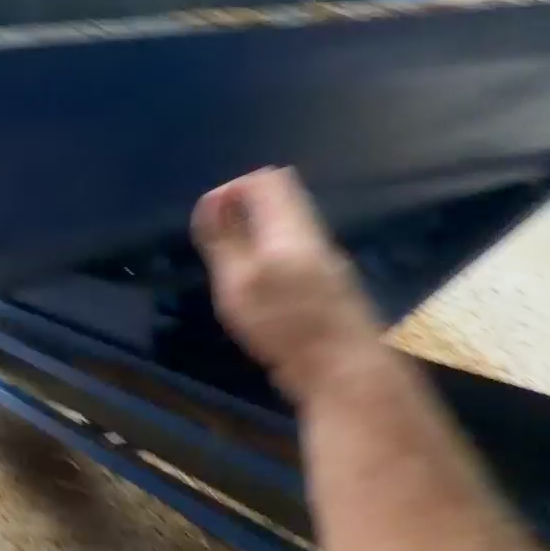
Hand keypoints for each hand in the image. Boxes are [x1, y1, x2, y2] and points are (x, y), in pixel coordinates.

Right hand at [191, 167, 385, 403]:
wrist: (343, 369)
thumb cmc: (284, 322)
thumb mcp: (239, 280)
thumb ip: (223, 239)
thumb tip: (212, 201)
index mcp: (291, 229)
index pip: (268, 181)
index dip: (232, 189)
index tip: (206, 218)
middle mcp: (311, 237)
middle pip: (277, 203)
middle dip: (238, 213)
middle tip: (210, 244)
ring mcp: (321, 262)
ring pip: (281, 231)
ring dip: (248, 238)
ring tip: (224, 268)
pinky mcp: (322, 287)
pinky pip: (288, 255)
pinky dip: (263, 260)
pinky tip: (251, 291)